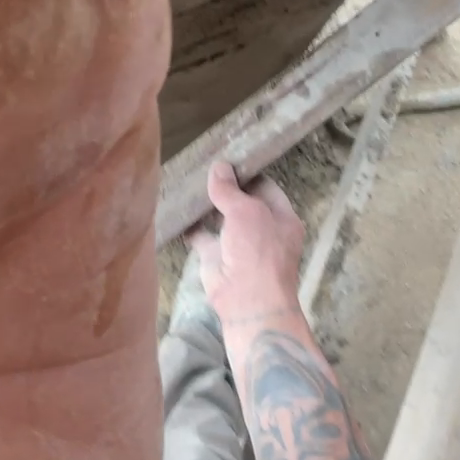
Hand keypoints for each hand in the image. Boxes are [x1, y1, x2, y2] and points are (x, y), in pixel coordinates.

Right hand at [191, 163, 306, 322]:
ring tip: (188, 182)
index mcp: (281, 217)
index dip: (246, 173)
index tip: (225, 158)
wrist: (248, 301)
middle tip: (201, 166)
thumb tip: (218, 167)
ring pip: (220, 218)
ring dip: (206, 205)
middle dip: (224, 188)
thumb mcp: (246, 212)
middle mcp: (262, 229)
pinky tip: (177, 209)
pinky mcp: (216, 257)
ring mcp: (238, 244)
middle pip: (241, 201)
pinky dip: (190, 225)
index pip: (264, 187)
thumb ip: (230, 190)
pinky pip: (201, 236)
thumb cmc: (258, 252)